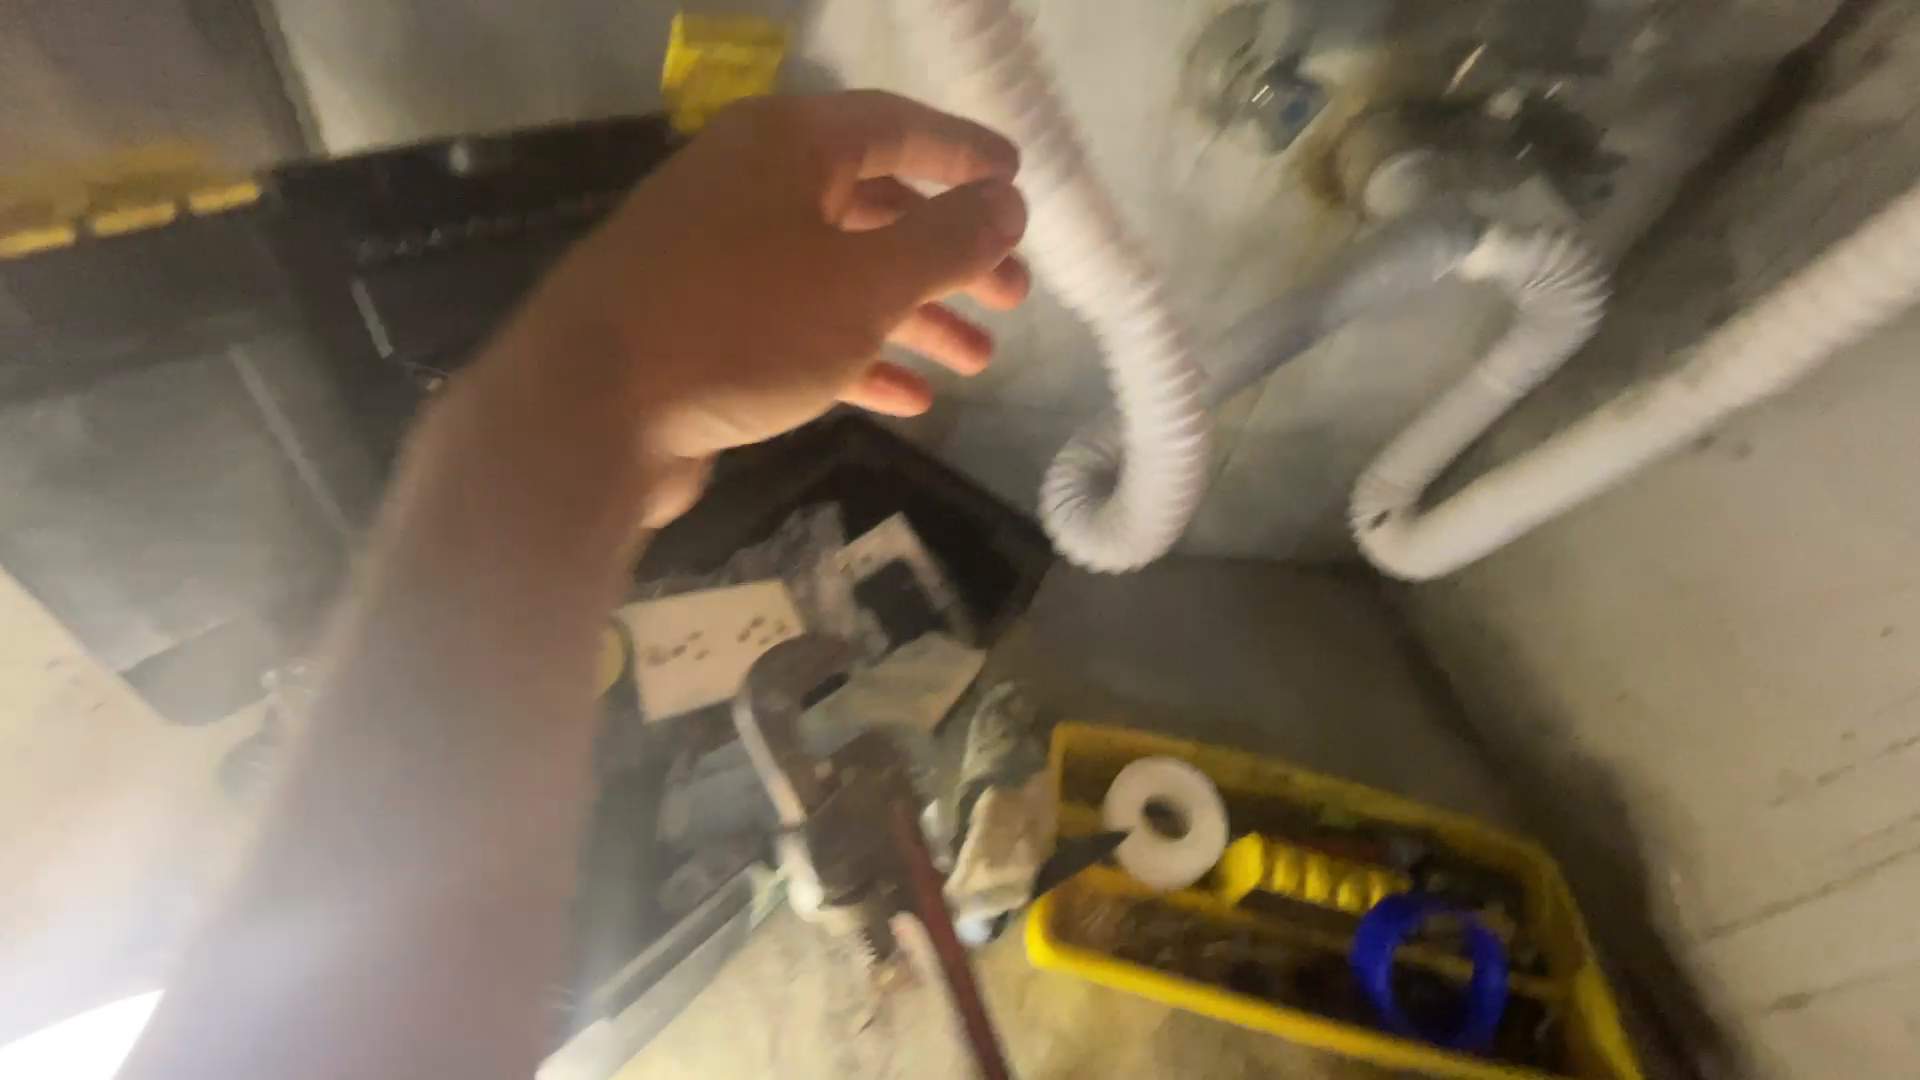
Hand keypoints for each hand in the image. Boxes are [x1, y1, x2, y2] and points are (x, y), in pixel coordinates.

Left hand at [494, 90, 1029, 465]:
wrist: (596, 412)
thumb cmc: (743, 325)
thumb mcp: (864, 282)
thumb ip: (945, 241)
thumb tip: (1009, 204)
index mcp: (788, 149)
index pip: (896, 128)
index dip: (962, 154)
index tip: (1015, 179)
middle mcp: (756, 192)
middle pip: (878, 214)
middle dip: (950, 259)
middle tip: (1013, 297)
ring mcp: (730, 264)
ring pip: (846, 282)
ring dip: (915, 320)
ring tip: (978, 358)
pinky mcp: (715, 330)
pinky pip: (806, 334)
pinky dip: (861, 361)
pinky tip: (911, 399)